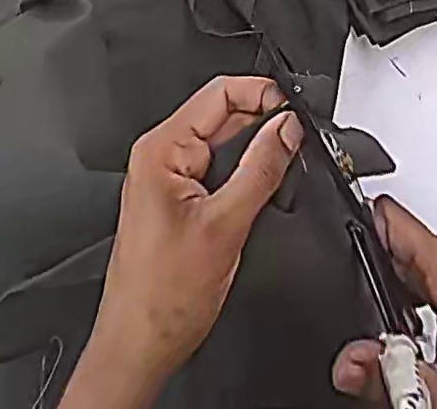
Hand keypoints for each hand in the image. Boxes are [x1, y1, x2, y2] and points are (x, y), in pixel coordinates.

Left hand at [60, 77, 303, 408]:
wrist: (139, 344)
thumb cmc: (161, 297)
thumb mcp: (225, 226)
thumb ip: (261, 169)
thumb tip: (287, 128)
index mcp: (162, 148)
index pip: (219, 93)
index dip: (260, 93)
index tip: (292, 108)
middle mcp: (161, 153)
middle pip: (222, 112)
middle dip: (263, 118)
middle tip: (297, 136)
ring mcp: (170, 173)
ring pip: (223, 138)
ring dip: (256, 143)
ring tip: (286, 157)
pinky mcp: (179, 192)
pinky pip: (218, 163)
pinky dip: (245, 165)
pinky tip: (264, 179)